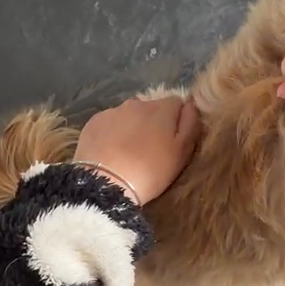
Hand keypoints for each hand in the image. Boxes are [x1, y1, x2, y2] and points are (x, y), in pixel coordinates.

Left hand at [74, 94, 201, 204]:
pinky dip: (112, 133)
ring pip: (129, 115)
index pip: (177, 104)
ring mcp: (113, 111)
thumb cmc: (150, 171)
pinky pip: (109, 124)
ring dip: (132, 127)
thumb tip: (190, 104)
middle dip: (154, 124)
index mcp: (162, 108)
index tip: (174, 141)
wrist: (105, 183)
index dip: (177, 122)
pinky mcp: (93, 122)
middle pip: (152, 108)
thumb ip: (191, 124)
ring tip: (129, 152)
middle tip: (151, 150)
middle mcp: (138, 103)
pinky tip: (111, 152)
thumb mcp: (182, 152)